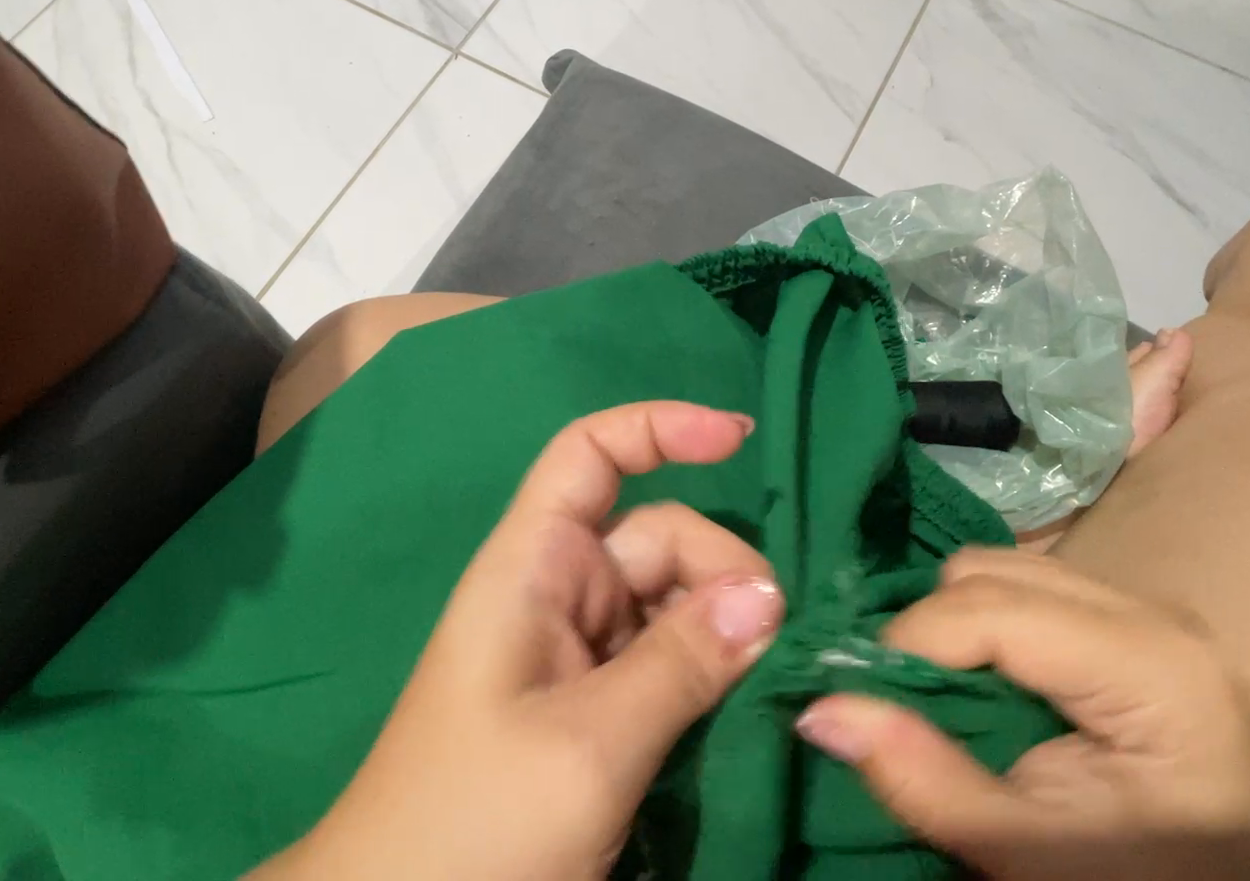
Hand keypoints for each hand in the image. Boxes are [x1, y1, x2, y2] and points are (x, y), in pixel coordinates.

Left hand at [252, 401, 785, 880]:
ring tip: (770, 678)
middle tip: (773, 643)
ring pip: (675, 600)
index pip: (590, 456)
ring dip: (728, 626)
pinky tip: (753, 696)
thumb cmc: (476, 820)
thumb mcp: (587, 743)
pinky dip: (714, 668)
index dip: (658, 429)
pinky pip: (672, 657)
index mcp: (533, 564)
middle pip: (660, 536)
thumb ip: (680, 664)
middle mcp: (560, 589)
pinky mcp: (601, 700)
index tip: (740, 439)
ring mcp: (582, 647)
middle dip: (721, 571)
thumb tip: (766, 597)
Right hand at [795, 549, 1249, 880]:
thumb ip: (923, 778)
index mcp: (1150, 665)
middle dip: (929, 630)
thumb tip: (816, 708)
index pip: (987, 608)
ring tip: (950, 693)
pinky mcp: (1123, 614)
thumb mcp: (1031, 854)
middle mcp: (1149, 611)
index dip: (909, 645)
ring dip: (952, 623)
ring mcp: (1141, 604)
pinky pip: (1018, 585)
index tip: (870, 701)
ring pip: (995, 568)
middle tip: (913, 702)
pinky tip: (988, 677)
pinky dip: (979, 622)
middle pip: (987, 573)